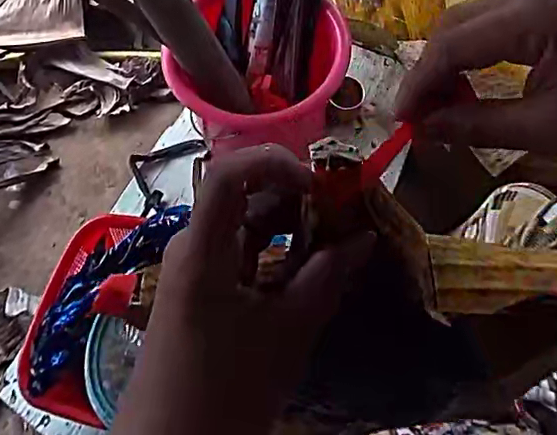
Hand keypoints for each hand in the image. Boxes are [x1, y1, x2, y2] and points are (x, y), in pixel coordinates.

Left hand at [112, 145, 373, 434]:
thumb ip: (324, 279)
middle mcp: (192, 243)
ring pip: (241, 220)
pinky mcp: (199, 286)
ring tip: (328, 236)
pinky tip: (303, 265)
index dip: (273, 164)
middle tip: (336, 210)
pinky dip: (271, 248)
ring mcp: (193, 264)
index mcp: (201, 246)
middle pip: (239, 192)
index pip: (228, 173)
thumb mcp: (284, 335)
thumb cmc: (223, 393)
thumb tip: (364, 239)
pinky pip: (237, 248)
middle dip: (290, 193)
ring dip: (284, 222)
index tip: (316, 187)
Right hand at [396, 0, 556, 184]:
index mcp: (538, 13)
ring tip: (438, 107)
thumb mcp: (554, 130)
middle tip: (415, 117)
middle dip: (431, 70)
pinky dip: (477, 60)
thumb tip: (421, 129)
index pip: (455, 42)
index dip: (420, 81)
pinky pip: (499, 32)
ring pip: (475, 26)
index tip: (397, 119)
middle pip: (459, 25)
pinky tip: (471, 88)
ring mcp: (549, 1)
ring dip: (451, 64)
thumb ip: (480, 125)